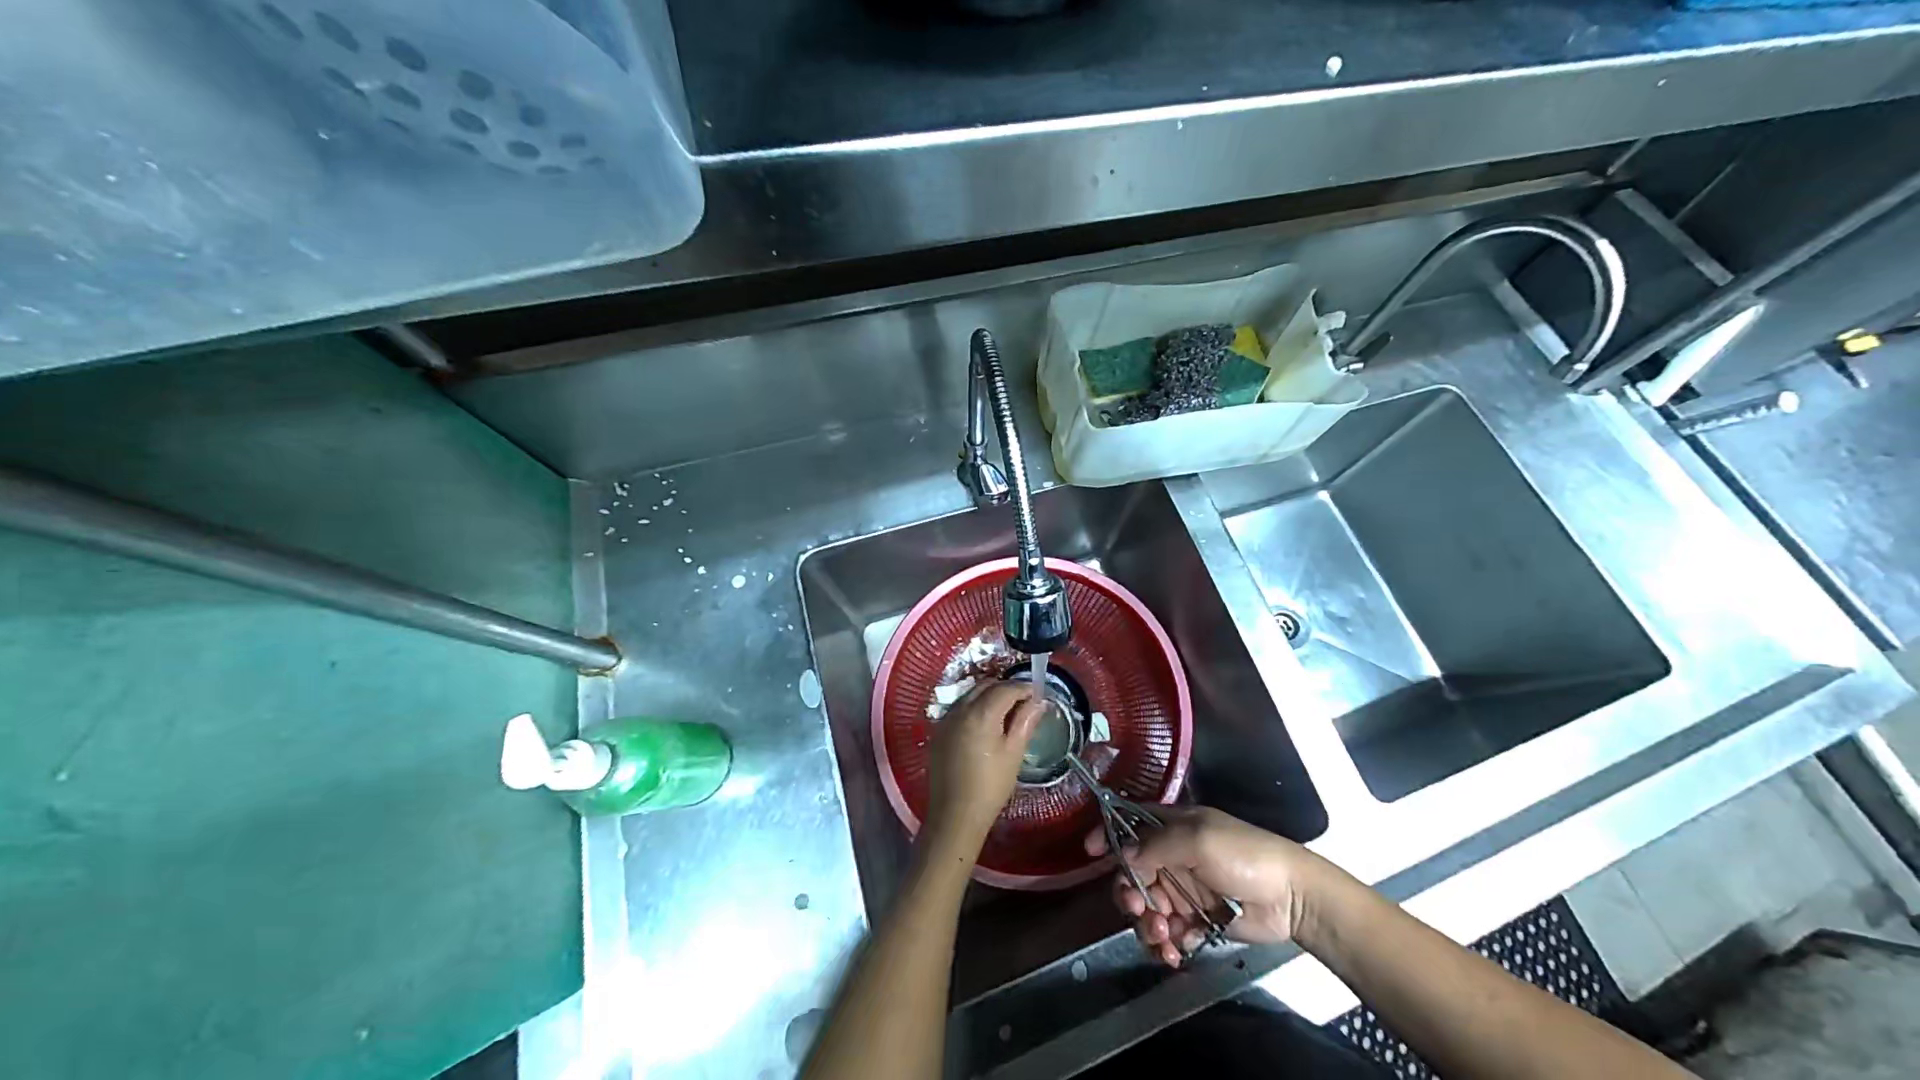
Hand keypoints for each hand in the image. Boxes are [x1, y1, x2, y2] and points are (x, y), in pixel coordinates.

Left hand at [924, 681, 1046, 855]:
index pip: (1005, 689)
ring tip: (1007, 710)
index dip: (1023, 688)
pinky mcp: (938, 731)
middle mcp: (960, 710)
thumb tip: (1038, 702)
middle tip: (1024, 701)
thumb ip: (1025, 722)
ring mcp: (946, 720)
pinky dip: (975, 707)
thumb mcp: (1014, 753)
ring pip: (970, 695)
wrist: (955, 815)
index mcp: (980, 714)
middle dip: (1006, 688)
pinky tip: (986, 723)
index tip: (1037, 693)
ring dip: (989, 695)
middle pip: (985, 686)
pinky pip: (959, 708)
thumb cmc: (991, 786)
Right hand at [1086, 805, 1328, 966]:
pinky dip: (1166, 945)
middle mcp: (1172, 856)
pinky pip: (1168, 933)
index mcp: (1172, 827)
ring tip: (1165, 937)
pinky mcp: (1197, 921)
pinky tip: (1175, 953)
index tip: (1090, 852)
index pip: (1130, 824)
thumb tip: (1122, 855)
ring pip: (1147, 908)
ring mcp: (1184, 890)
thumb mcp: (1198, 839)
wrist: (1293, 898)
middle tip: (1141, 910)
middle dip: (1129, 894)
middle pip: (1132, 873)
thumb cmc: (1244, 855)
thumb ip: (1156, 846)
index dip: (1108, 835)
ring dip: (1147, 925)